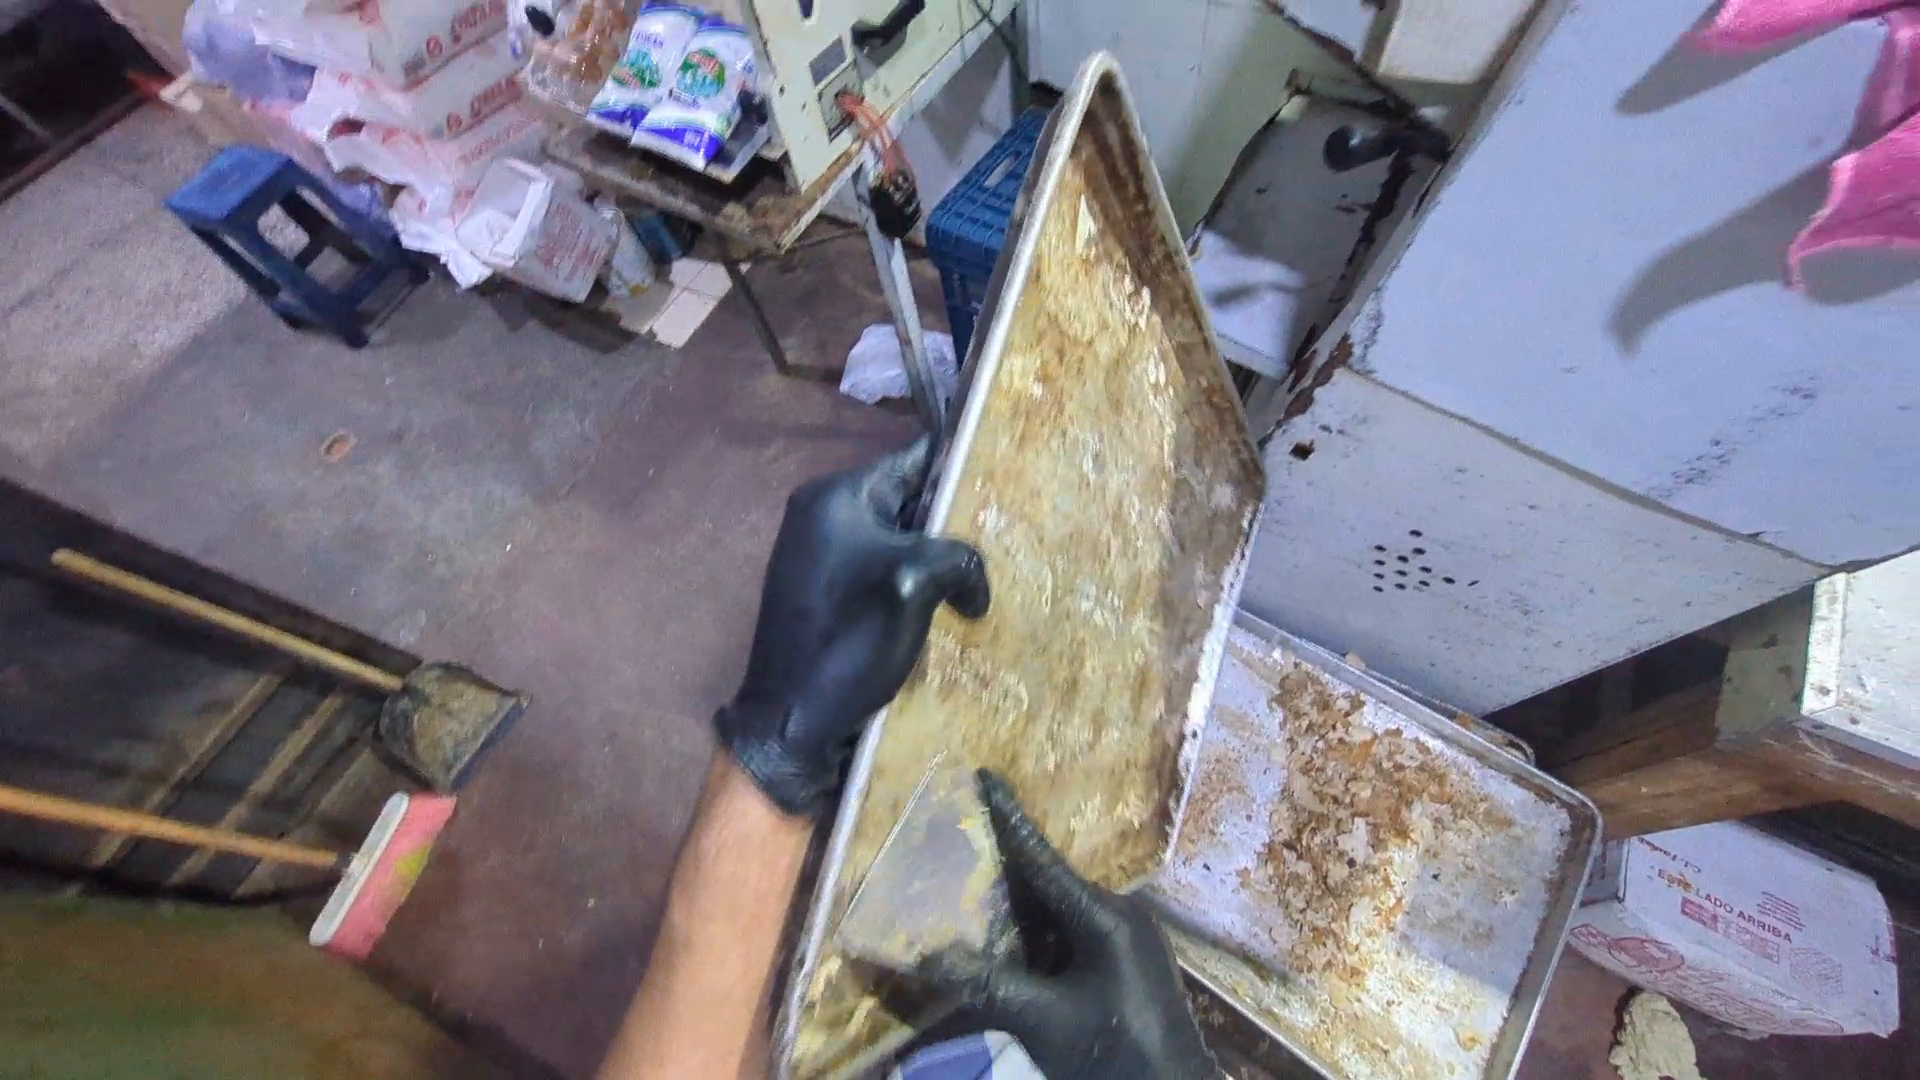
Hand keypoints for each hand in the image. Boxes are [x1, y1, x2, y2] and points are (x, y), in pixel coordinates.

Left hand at [717, 436, 989, 816]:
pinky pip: (880, 568)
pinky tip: (942, 605)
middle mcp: (822, 515)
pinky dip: (912, 581)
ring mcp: (819, 554)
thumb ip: (958, 558)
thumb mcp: (915, 581)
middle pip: (906, 501)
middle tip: (997, 539)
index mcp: (837, 497)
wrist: (792, 718)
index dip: (959, 469)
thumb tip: (972, 589)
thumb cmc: (850, 637)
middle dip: (949, 523)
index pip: (912, 461)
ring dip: (934, 558)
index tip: (1002, 481)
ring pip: (897, 539)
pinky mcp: (824, 590)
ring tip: (975, 578)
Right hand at [900, 770, 1216, 1079]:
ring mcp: (1128, 938)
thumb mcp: (1045, 1022)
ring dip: (1022, 909)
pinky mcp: (1128, 962)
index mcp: (1102, 915)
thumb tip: (927, 958)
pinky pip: (1075, 934)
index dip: (1008, 815)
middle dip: (1006, 867)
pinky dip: (1042, 936)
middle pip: (1050, 881)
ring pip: (1061, 910)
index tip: (986, 774)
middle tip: (965, 841)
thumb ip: (988, 984)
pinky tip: (1012, 945)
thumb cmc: (1114, 1056)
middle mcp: (1118, 913)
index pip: (1041, 856)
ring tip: (978, 891)